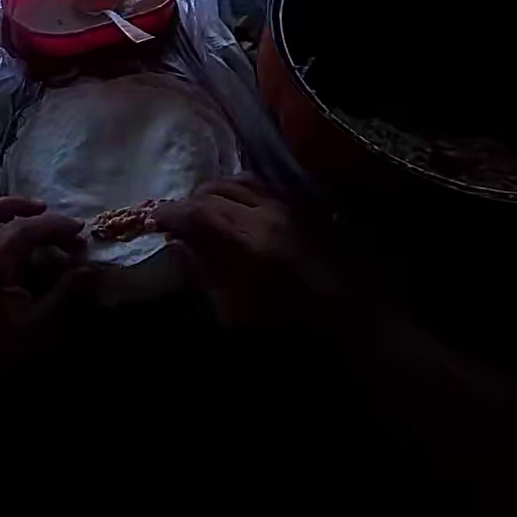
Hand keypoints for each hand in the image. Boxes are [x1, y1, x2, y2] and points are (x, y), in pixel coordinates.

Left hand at [0, 197, 90, 413]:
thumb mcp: (38, 327)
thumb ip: (65, 293)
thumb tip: (91, 269)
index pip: (23, 230)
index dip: (54, 226)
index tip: (81, 229)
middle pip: (5, 221)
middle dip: (40, 221)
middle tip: (68, 231)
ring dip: (13, 213)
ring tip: (40, 216)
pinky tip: (18, 240)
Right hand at [154, 174, 334, 327]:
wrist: (363, 335)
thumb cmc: (295, 333)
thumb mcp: (237, 314)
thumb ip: (204, 274)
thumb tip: (179, 247)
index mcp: (248, 239)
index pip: (197, 211)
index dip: (170, 213)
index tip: (154, 221)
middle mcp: (269, 213)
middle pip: (217, 189)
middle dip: (190, 200)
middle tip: (177, 218)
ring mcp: (293, 208)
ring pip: (243, 180)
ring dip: (217, 190)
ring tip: (206, 207)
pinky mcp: (311, 212)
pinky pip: (268, 187)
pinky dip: (244, 191)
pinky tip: (241, 206)